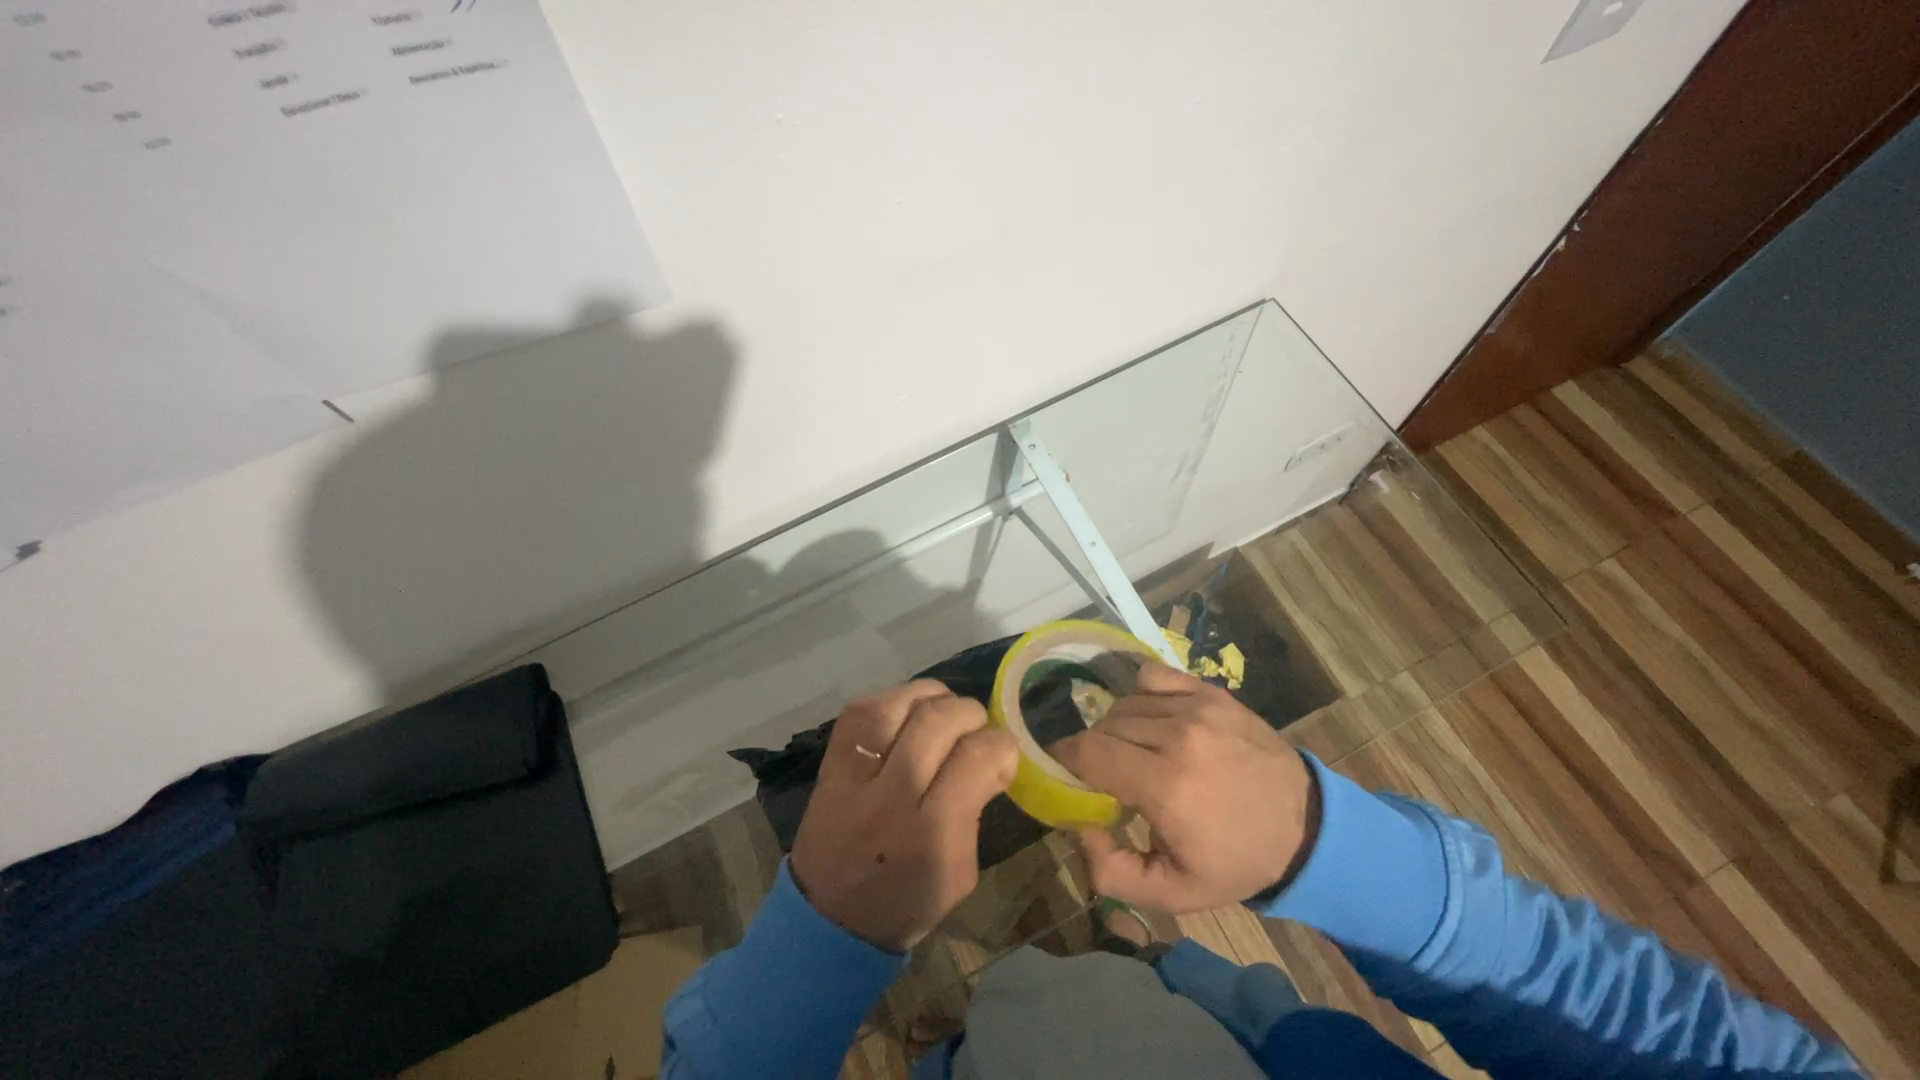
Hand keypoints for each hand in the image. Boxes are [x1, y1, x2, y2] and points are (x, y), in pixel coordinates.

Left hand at [790, 680, 1018, 950]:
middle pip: (937, 721)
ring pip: (895, 706)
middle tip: (976, 731)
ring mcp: (853, 776)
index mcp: (930, 833)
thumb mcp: (960, 875)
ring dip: (931, 698)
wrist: (827, 918)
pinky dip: (891, 699)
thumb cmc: (905, 902)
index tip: (1004, 755)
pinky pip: (859, 710)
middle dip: (970, 714)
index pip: (976, 758)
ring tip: (943, 711)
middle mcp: (890, 796)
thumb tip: (991, 758)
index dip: (1002, 745)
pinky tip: (907, 711)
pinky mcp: (830, 763)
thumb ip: (976, 811)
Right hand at [1050, 663, 1319, 913]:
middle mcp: (1179, 737)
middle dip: (1090, 750)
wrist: (1304, 827)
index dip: (1064, 760)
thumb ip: (1109, 870)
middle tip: (1102, 776)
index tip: (1063, 774)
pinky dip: (1139, 695)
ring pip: (1124, 703)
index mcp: (1166, 786)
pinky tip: (1149, 721)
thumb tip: (1076, 825)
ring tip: (1130, 753)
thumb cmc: (1235, 861)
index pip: (1088, 751)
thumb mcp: (1172, 893)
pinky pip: (1152, 677)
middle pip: (1102, 726)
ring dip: (1115, 727)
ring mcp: (1198, 708)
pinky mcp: (1212, 693)